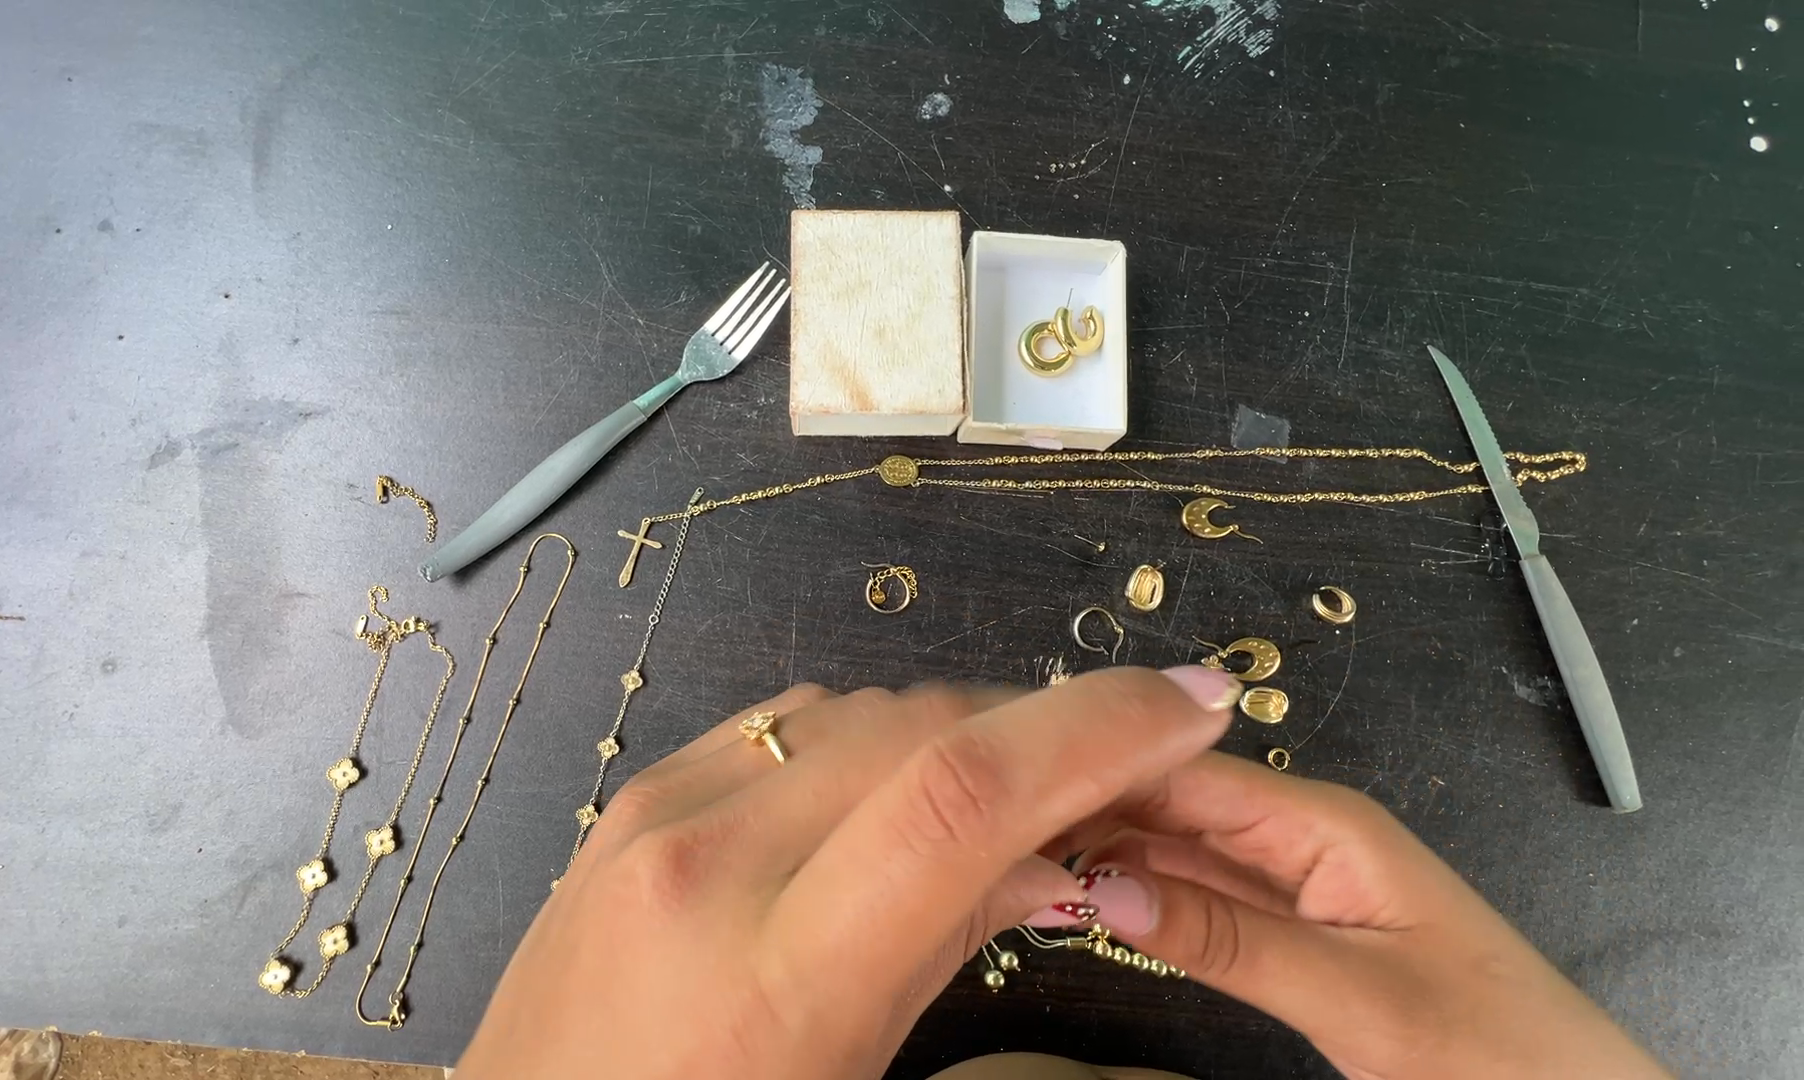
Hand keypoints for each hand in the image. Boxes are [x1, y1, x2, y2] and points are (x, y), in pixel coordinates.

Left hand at [455, 667, 1239, 1079]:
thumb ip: (959, 955)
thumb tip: (1050, 853)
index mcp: (773, 972)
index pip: (961, 798)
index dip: (1095, 729)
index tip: (1191, 700)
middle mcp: (709, 853)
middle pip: (921, 730)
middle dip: (1040, 726)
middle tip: (1111, 764)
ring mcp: (660, 805)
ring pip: (861, 712)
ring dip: (959, 730)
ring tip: (1006, 786)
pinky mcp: (637, 789)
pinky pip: (790, 723)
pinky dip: (871, 733)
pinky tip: (895, 777)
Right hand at [1064, 753, 1671, 1079]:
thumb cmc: (1497, 1052)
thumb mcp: (1360, 999)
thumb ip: (1225, 939)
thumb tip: (1099, 890)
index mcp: (1317, 818)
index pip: (1184, 774)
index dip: (1100, 772)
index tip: (1019, 786)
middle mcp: (1289, 829)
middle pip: (1169, 801)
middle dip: (1091, 805)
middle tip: (1006, 823)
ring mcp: (1280, 872)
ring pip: (1172, 843)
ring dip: (1105, 847)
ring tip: (1023, 849)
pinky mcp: (1277, 914)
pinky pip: (1191, 887)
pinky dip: (1138, 890)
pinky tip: (1083, 890)